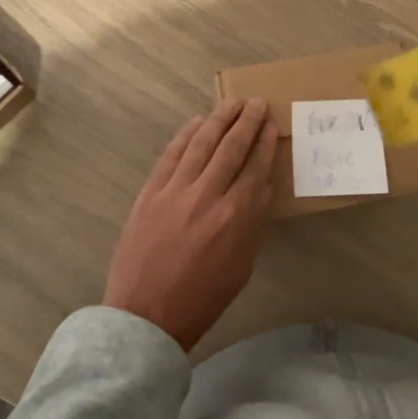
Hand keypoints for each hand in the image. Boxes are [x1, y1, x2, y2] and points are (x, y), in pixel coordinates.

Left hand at [102, 98, 277, 351]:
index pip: (257, 167)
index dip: (265, 143)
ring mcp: (176, 190)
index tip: (271, 126)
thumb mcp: (242, 266)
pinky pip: (172, 154)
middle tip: (256, 103)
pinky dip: (186, 134)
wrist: (146, 315)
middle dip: (247, 122)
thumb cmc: (202, 299)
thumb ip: (252, 223)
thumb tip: (258, 188)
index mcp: (237, 218)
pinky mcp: (151, 192)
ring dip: (219, 119)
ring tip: (231, 103)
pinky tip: (197, 122)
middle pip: (232, 147)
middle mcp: (209, 196)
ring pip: (202, 142)